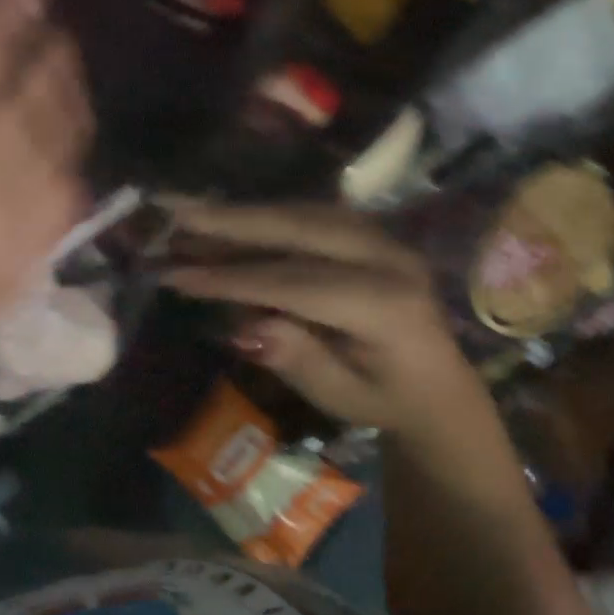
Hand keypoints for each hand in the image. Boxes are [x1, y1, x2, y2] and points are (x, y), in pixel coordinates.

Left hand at [0, 0, 94, 371]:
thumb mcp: (3, 287)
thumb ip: (42, 231)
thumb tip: (69, 185)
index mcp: (37, 200)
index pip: (71, 132)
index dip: (73, 103)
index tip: (73, 87)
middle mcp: (1, 146)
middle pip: (40, 85)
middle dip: (53, 57)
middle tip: (55, 40)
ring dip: (10, 11)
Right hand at [159, 200, 482, 433]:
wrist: (437, 388)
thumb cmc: (383, 400)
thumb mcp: (338, 396)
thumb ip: (299, 358)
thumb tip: (248, 326)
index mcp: (384, 305)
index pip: (294, 282)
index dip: (232, 278)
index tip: (177, 276)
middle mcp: (389, 260)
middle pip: (301, 229)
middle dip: (233, 222)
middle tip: (176, 217)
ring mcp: (384, 241)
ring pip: (305, 214)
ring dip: (246, 215)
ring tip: (191, 218)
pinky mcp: (372, 236)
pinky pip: (314, 217)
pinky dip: (267, 218)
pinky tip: (230, 222)